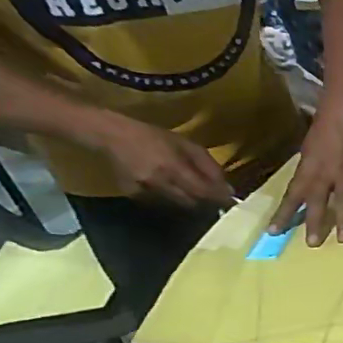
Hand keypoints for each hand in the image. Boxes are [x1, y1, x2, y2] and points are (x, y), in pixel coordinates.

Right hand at [87, 113, 232, 208]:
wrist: (112, 135)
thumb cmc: (154, 136)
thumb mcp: (186, 144)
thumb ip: (209, 166)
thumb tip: (228, 189)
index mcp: (173, 167)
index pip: (203, 192)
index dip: (218, 199)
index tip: (230, 202)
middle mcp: (159, 183)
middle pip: (192, 203)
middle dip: (206, 202)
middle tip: (214, 199)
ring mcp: (144, 192)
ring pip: (177, 206)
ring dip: (190, 202)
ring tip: (194, 193)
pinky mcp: (133, 196)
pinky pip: (160, 204)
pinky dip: (171, 200)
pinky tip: (171, 190)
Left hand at [270, 103, 342, 245]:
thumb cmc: (323, 131)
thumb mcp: (307, 151)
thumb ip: (307, 173)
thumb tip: (303, 193)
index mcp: (307, 170)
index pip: (292, 196)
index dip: (283, 214)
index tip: (274, 232)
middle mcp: (325, 176)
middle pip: (318, 204)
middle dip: (315, 224)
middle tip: (313, 244)